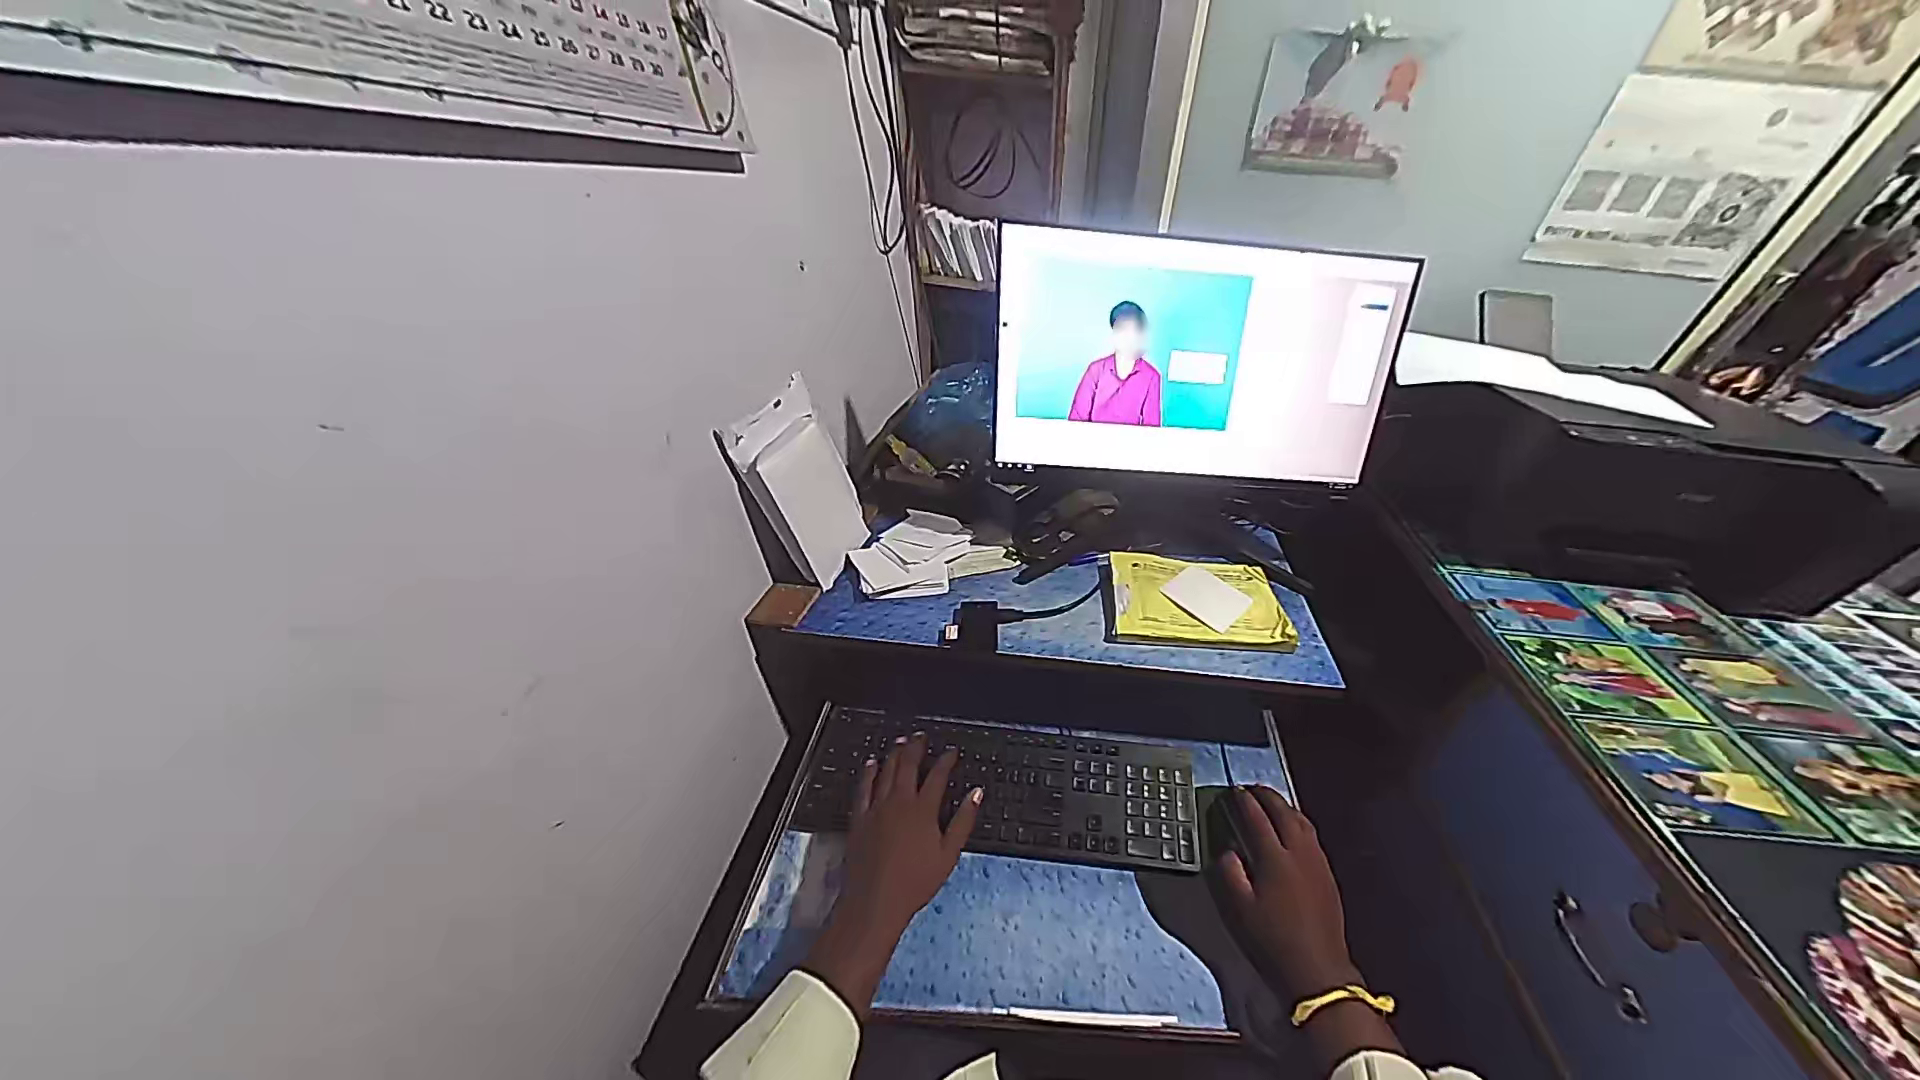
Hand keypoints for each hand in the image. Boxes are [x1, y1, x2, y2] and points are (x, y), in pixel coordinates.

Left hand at [804, 733, 980, 1018]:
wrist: (875, 900)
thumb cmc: (915, 882)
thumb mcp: (948, 854)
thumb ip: (963, 821)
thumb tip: (976, 793)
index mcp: (923, 810)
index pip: (937, 776)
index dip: (946, 760)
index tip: (951, 752)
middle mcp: (899, 802)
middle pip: (909, 765)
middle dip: (916, 747)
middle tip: (921, 736)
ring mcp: (877, 807)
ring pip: (886, 770)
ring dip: (894, 753)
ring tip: (901, 742)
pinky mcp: (860, 817)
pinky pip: (864, 787)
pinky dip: (868, 772)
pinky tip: (871, 763)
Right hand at [1209, 786, 1356, 994]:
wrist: (1317, 971)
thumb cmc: (1272, 939)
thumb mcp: (1239, 908)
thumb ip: (1229, 872)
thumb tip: (1228, 849)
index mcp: (1274, 859)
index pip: (1257, 819)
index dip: (1244, 802)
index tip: (1233, 792)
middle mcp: (1298, 854)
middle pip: (1283, 813)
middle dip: (1266, 796)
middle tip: (1251, 788)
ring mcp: (1317, 863)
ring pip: (1302, 822)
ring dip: (1284, 806)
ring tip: (1271, 801)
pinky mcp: (1327, 875)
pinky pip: (1312, 836)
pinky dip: (1298, 821)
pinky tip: (1292, 827)